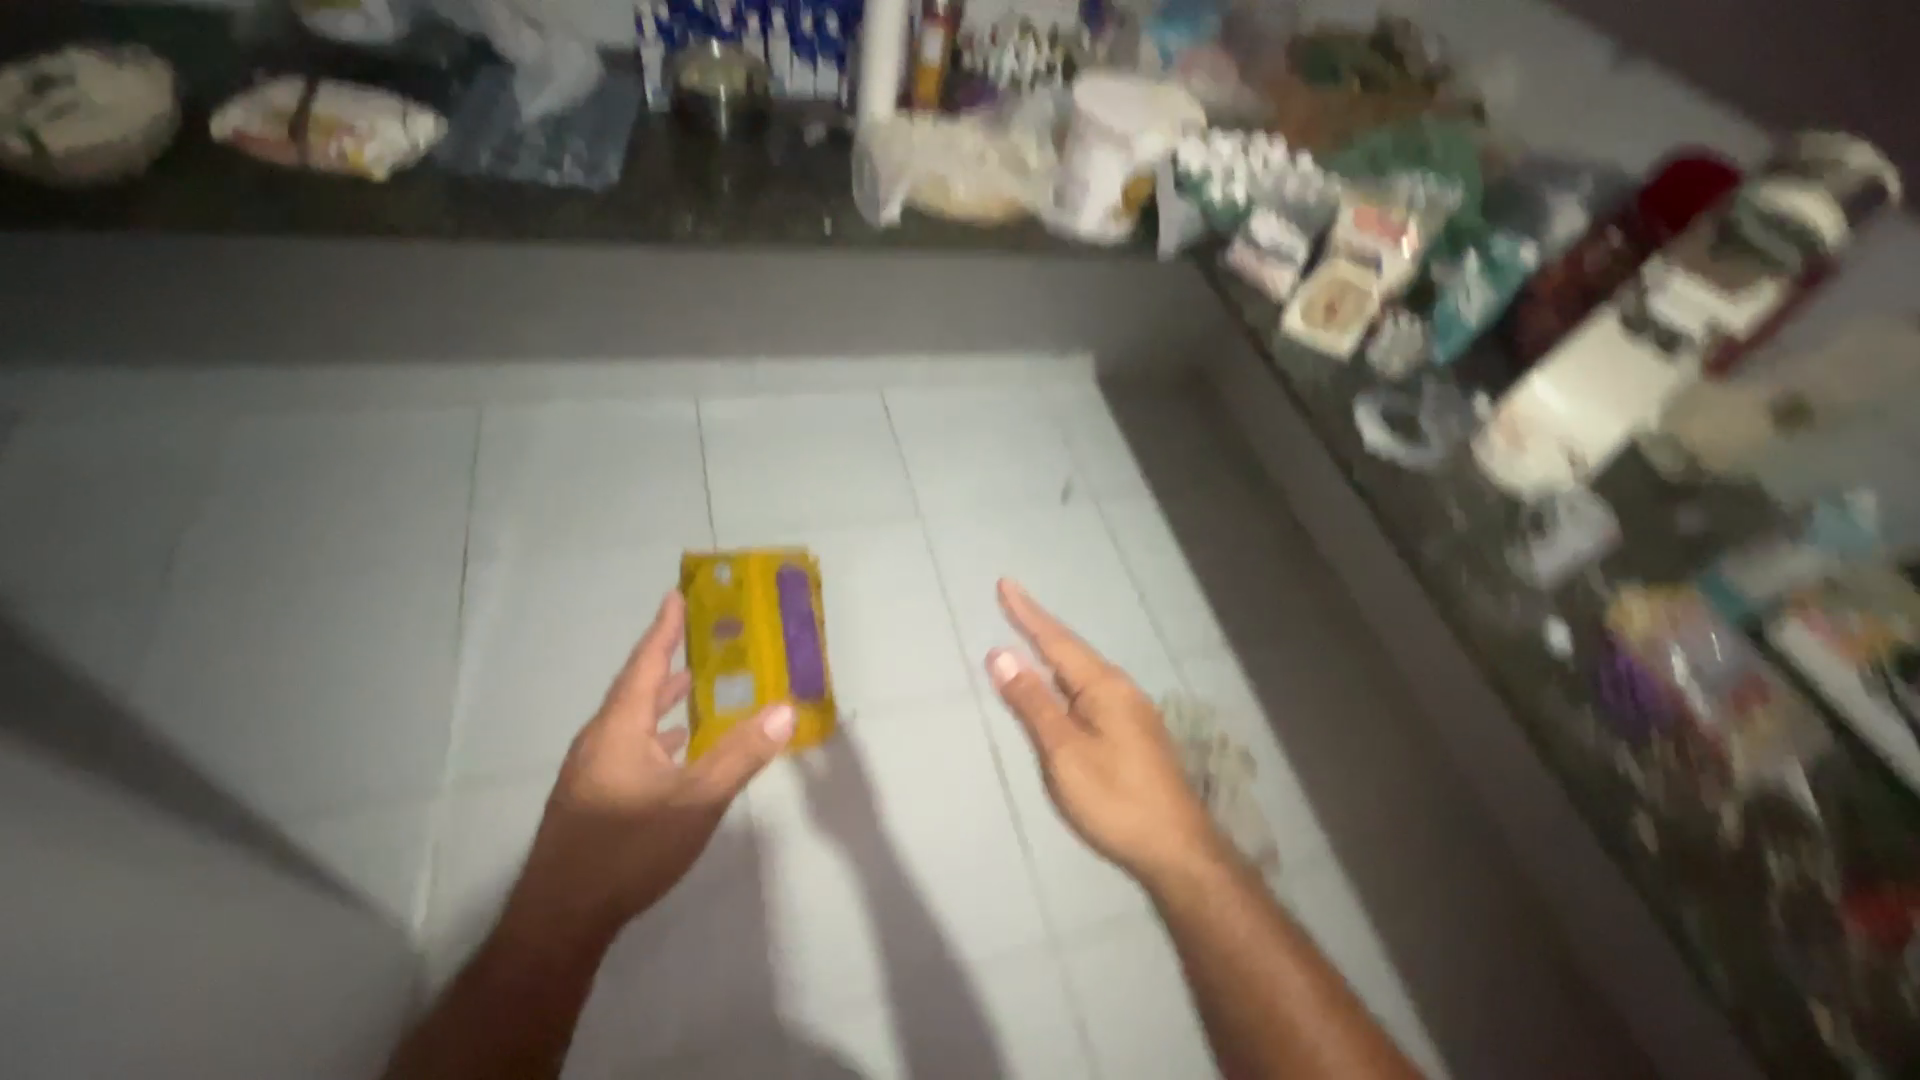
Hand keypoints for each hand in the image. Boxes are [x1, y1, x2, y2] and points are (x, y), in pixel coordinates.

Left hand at [502, 591, 796, 946]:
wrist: (560, 920)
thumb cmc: (628, 850)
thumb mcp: (696, 801)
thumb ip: (741, 754)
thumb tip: (785, 709)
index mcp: (619, 729)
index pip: (646, 665)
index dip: (664, 631)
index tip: (676, 595)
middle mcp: (599, 742)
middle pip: (635, 690)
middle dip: (665, 662)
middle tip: (695, 639)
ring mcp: (590, 773)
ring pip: (631, 722)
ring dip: (661, 702)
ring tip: (691, 688)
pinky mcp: (591, 800)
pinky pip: (627, 748)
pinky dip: (654, 737)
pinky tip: (673, 752)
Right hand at [986, 580, 1230, 888]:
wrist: (1176, 848)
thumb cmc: (1114, 798)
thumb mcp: (1063, 751)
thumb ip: (1032, 702)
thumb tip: (1002, 653)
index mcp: (1104, 687)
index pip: (1056, 641)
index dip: (1027, 614)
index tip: (1005, 584)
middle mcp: (1121, 690)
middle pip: (1072, 652)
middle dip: (1039, 629)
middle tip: (1011, 606)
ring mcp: (1132, 713)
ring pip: (1083, 673)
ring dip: (1053, 655)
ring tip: (1029, 640)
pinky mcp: (1135, 735)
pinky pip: (1091, 693)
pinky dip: (1066, 682)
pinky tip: (1061, 691)